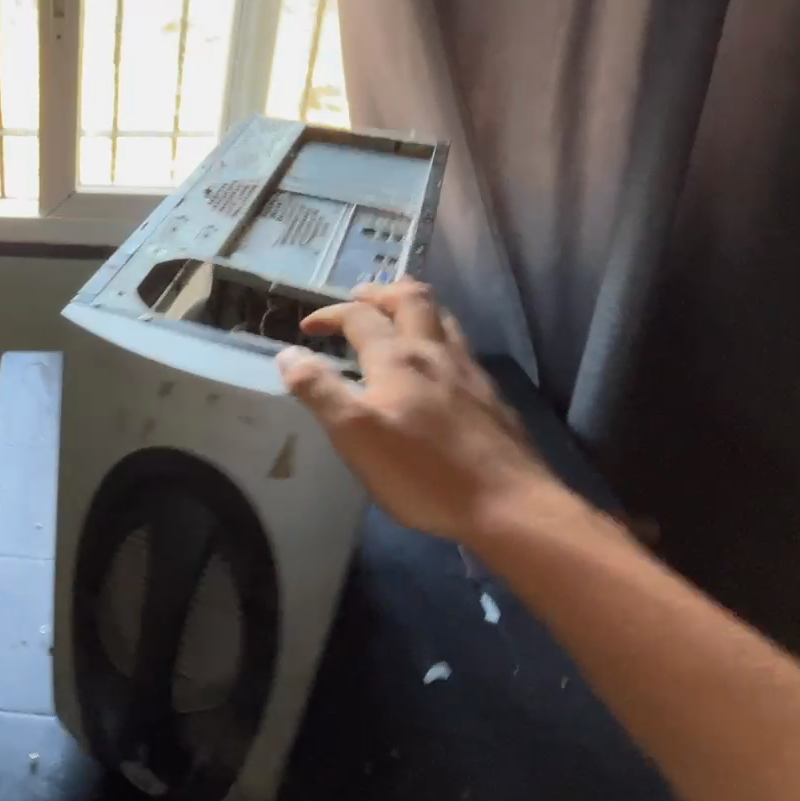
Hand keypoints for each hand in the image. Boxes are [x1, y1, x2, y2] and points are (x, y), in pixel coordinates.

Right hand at [275, 279, 557, 541]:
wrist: (512, 508)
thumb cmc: (422, 471)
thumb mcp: (353, 433)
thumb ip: (318, 389)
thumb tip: (287, 354)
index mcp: (397, 359)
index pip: (359, 317)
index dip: (329, 314)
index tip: (306, 328)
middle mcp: (435, 354)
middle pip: (412, 299)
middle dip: (380, 292)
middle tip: (358, 298)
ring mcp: (470, 374)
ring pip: (443, 319)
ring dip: (414, 307)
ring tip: (396, 315)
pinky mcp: (492, 398)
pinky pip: (462, 349)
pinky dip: (438, 339)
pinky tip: (435, 365)